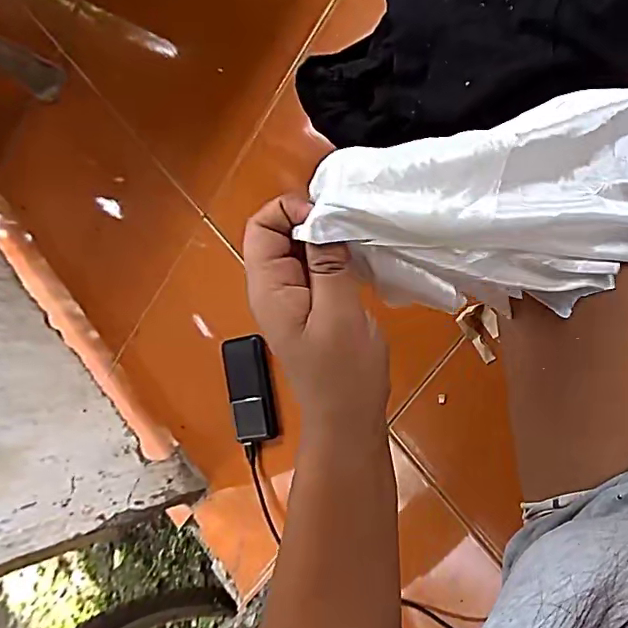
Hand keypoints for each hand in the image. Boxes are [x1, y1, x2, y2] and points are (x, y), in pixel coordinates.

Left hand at [242, 194, 389, 432]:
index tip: (333, 215)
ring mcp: (299, 300)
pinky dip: (341, 259)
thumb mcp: (340, 317)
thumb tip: (327, 224)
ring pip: (306, 252)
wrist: (349, 416)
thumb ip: (331, 268)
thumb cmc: (343, 373)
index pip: (262, 228)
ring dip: (331, 241)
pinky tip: (364, 263)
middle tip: (355, 226)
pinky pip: (323, 271)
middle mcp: (278, 289)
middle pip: (282, 235)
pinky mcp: (320, 308)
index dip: (290, 210)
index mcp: (270, 288)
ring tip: (363, 242)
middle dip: (314, 221)